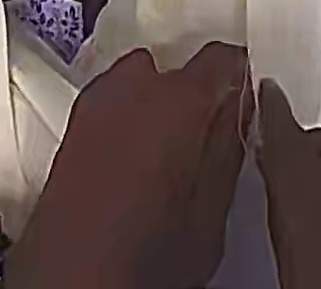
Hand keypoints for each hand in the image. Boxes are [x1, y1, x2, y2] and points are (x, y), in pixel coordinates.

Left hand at [9, 44, 250, 288]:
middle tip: (207, 135)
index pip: (223, 59)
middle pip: (182, 68)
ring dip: (160, 101)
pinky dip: (129, 115)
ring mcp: (100, 100)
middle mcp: (137, 86)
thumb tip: (240, 107)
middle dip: (198, 94)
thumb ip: (229, 146)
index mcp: (179, 102)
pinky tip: (134, 158)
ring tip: (167, 151)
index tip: (246, 94)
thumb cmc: (140, 261)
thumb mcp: (209, 213)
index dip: (240, 75)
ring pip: (146, 78)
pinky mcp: (75, 121)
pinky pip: (116, 99)